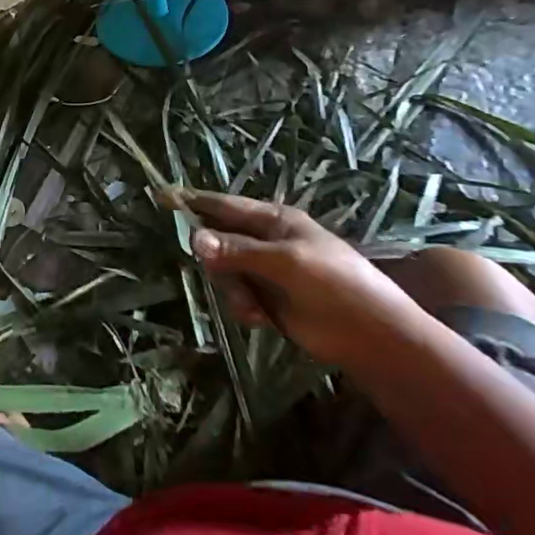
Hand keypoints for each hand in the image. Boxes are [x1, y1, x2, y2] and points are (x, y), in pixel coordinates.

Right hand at [180, 190, 428, 367]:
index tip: (159, 197)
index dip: (191, 201)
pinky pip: (234, 295)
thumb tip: (193, 238)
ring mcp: (264, 269)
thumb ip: (237, 250)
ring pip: (221, 271)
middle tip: (224, 275)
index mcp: (274, 220)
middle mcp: (265, 240)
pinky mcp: (265, 297)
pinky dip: (243, 306)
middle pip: (215, 240)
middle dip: (217, 261)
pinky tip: (261, 318)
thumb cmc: (337, 286)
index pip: (222, 205)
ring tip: (254, 307)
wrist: (375, 338)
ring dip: (233, 290)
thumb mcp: (286, 262)